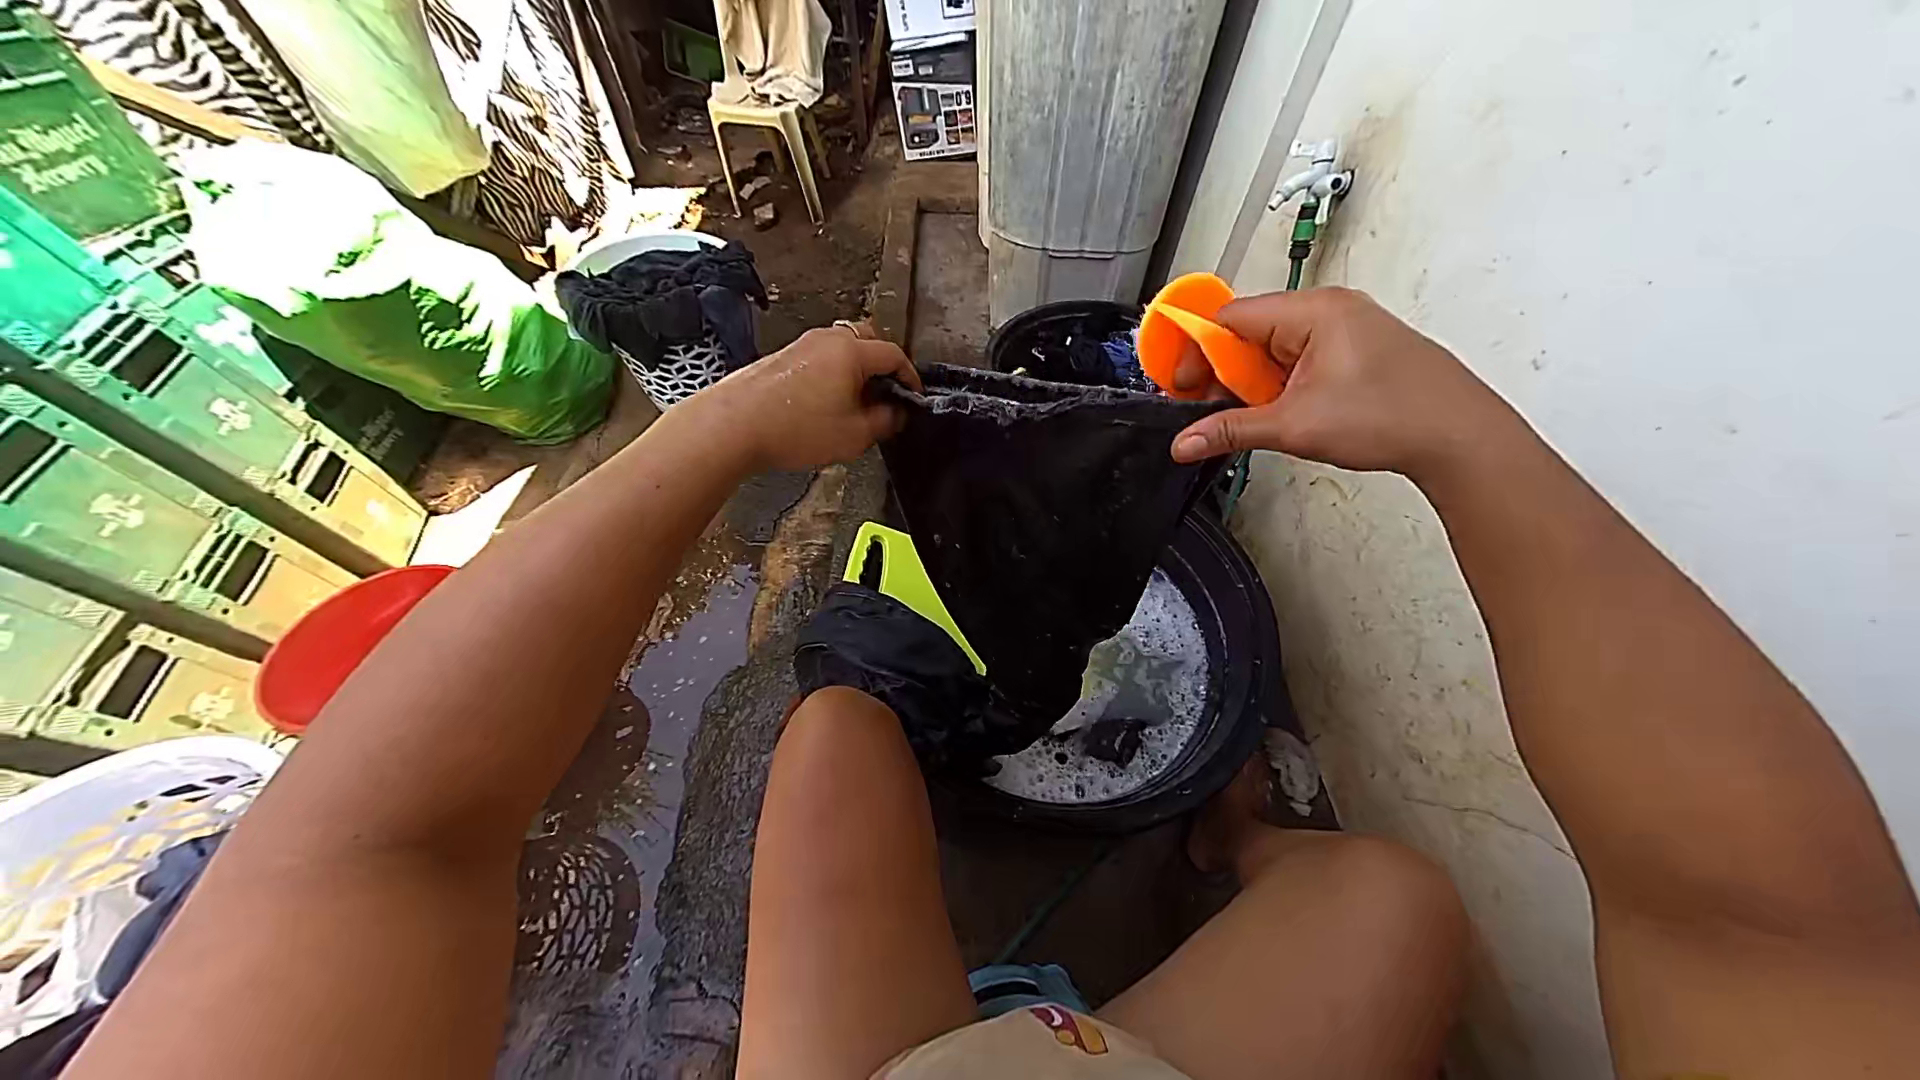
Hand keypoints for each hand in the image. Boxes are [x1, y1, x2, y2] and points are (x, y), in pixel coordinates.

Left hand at [702, 322, 922, 470]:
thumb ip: (885, 422)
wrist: (733, 426)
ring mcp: (802, 346)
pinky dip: (833, 376)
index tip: (912, 396)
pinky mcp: (783, 359)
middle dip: (884, 367)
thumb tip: (896, 414)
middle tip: (887, 396)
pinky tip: (827, 407)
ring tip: (856, 406)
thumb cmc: (791, 427)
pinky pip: (820, 360)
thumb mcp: (855, 435)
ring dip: (856, 372)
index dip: (910, 377)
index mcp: (852, 351)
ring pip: (843, 350)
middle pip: (869, 341)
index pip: (895, 355)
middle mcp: (827, 340)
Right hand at [1167, 288, 1521, 479]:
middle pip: (1246, 333)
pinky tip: (1282, 413)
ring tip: (1259, 416)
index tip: (1184, 384)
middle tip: (1214, 408)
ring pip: (1270, 350)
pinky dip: (1277, 386)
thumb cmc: (1397, 415)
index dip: (1199, 352)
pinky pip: (1294, 361)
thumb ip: (1229, 431)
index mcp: (1313, 312)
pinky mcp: (1350, 352)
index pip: (1229, 317)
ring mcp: (1341, 330)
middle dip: (1224, 373)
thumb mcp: (1292, 426)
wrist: (1458, 436)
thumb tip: (1186, 441)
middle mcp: (1327, 311)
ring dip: (1252, 384)